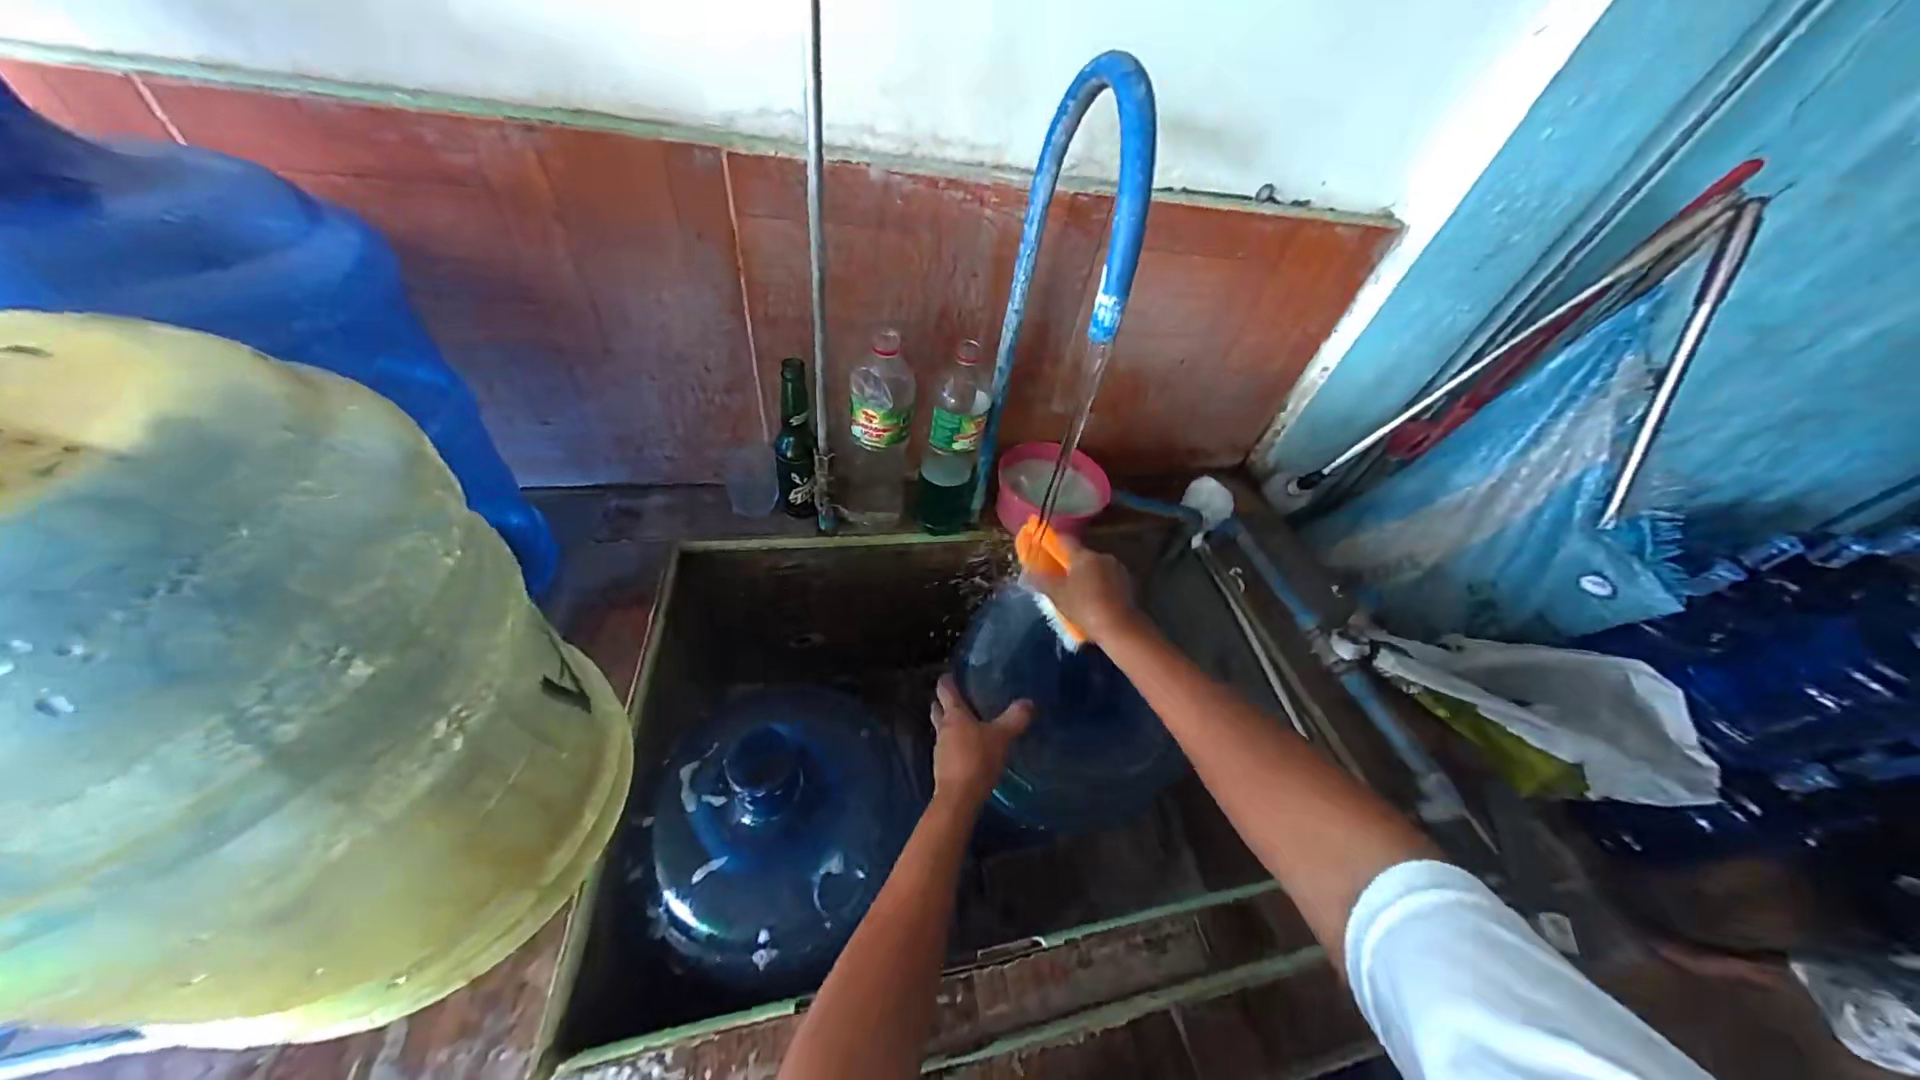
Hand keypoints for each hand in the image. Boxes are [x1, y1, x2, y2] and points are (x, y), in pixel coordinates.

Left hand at [929, 675, 1030, 809]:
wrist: (959, 797)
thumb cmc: (977, 759)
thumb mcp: (1002, 737)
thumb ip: (1015, 719)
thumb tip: (1029, 702)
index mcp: (954, 715)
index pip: (945, 689)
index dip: (947, 680)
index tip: (951, 674)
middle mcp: (942, 728)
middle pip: (937, 709)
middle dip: (944, 703)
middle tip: (958, 699)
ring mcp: (940, 748)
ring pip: (941, 729)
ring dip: (949, 726)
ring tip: (967, 725)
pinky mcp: (942, 767)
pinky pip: (947, 749)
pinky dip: (955, 745)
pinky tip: (968, 750)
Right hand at [1023, 532, 1141, 644]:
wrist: (1121, 627)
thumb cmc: (1085, 608)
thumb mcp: (1058, 596)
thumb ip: (1042, 581)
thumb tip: (1026, 573)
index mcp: (1084, 556)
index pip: (1066, 540)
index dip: (1054, 542)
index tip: (1046, 547)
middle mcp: (1102, 556)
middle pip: (1082, 556)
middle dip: (1072, 565)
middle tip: (1062, 580)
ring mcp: (1118, 569)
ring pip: (1097, 567)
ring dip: (1088, 575)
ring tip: (1080, 594)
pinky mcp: (1129, 582)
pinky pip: (1109, 579)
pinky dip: (1101, 585)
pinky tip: (1097, 600)